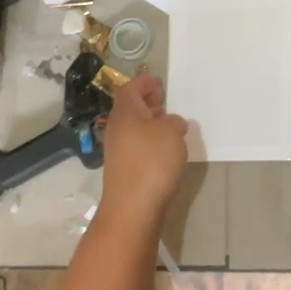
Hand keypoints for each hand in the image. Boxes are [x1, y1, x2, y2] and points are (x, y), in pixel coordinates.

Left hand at [100, 73, 187, 221]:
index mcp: (125, 112)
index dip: (144, 82)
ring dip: (149, 124)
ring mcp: (118, 151)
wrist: (133, 207)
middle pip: (129, 108)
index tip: (159, 82)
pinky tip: (164, 151)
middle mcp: (117, 128)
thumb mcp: (171, 132)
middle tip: (164, 102)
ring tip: (170, 127)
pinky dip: (149, 142)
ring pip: (133, 128)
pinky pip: (136, 146)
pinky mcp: (124, 170)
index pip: (130, 88)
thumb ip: (173, 121)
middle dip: (146, 103)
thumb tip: (170, 123)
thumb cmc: (152, 162)